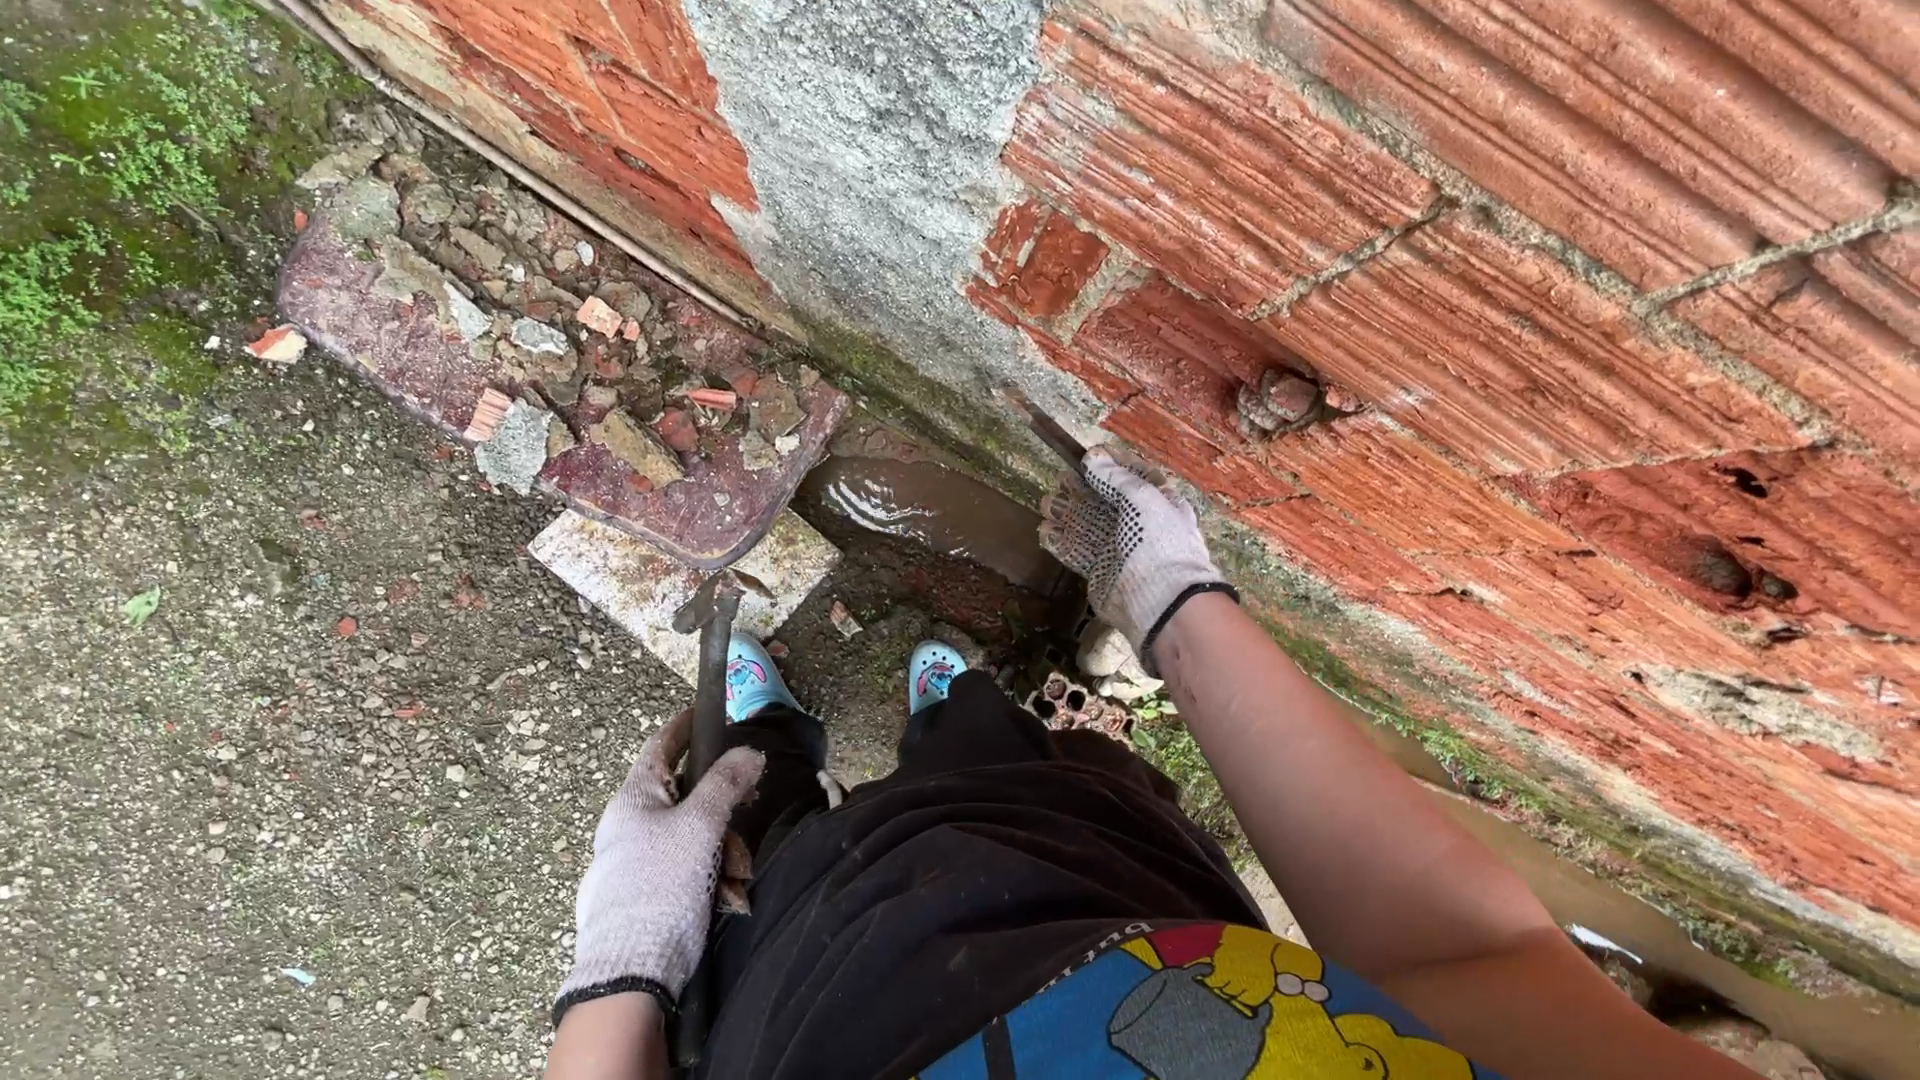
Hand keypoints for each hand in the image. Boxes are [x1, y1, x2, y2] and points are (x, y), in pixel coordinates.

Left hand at [554, 709, 763, 1021]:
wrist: (630, 974)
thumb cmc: (661, 886)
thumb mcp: (700, 827)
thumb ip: (726, 784)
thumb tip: (749, 751)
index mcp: (633, 800)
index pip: (659, 747)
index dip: (684, 727)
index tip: (704, 711)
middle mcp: (629, 826)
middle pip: (686, 797)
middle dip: (723, 811)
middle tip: (750, 811)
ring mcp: (633, 863)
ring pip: (693, 838)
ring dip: (723, 853)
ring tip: (736, 879)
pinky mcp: (643, 897)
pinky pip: (685, 872)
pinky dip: (710, 879)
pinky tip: (727, 899)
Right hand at [1039, 447, 1232, 673]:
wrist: (1159, 598)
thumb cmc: (1157, 541)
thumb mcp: (1143, 499)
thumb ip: (1115, 478)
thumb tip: (1092, 458)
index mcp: (1158, 503)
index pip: (1133, 477)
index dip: (1112, 465)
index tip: (1088, 456)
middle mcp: (1139, 524)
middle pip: (1104, 500)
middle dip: (1082, 489)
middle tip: (1061, 480)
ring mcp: (1118, 548)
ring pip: (1087, 525)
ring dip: (1066, 512)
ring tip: (1047, 503)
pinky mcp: (1101, 571)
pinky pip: (1078, 551)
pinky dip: (1062, 541)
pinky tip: (1047, 530)